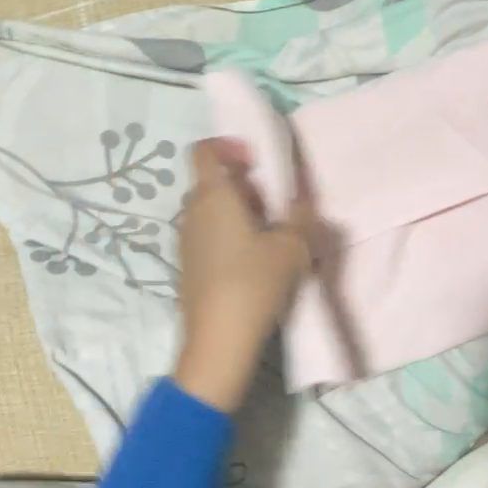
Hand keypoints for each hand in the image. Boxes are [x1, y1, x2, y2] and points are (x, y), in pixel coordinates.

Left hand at [173, 138, 316, 411]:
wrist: (218, 340)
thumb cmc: (255, 283)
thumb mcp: (293, 247)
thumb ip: (301, 216)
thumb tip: (302, 201)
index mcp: (213, 195)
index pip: (205, 150)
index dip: (230, 147)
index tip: (258, 164)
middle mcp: (191, 212)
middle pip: (212, 182)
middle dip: (243, 187)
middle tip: (274, 209)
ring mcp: (185, 241)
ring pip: (211, 212)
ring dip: (237, 215)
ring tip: (267, 240)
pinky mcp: (187, 267)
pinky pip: (207, 237)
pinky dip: (228, 239)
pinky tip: (251, 266)